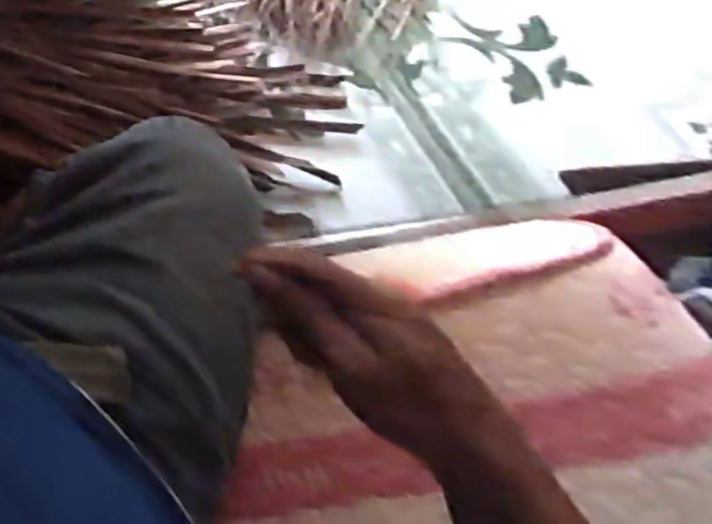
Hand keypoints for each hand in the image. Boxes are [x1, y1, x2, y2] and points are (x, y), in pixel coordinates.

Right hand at [242, 248, 585, 523]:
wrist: (479, 452)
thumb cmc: (408, 405)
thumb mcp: (347, 361)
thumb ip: (303, 312)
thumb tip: (258, 271)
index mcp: (372, 297)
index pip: (309, 261)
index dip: (268, 259)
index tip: (233, 268)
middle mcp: (380, 296)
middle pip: (314, 278)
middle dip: (285, 298)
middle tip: (271, 330)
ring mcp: (388, 315)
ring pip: (324, 300)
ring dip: (302, 321)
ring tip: (304, 357)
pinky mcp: (391, 333)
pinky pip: (340, 318)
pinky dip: (321, 333)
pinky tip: (320, 359)